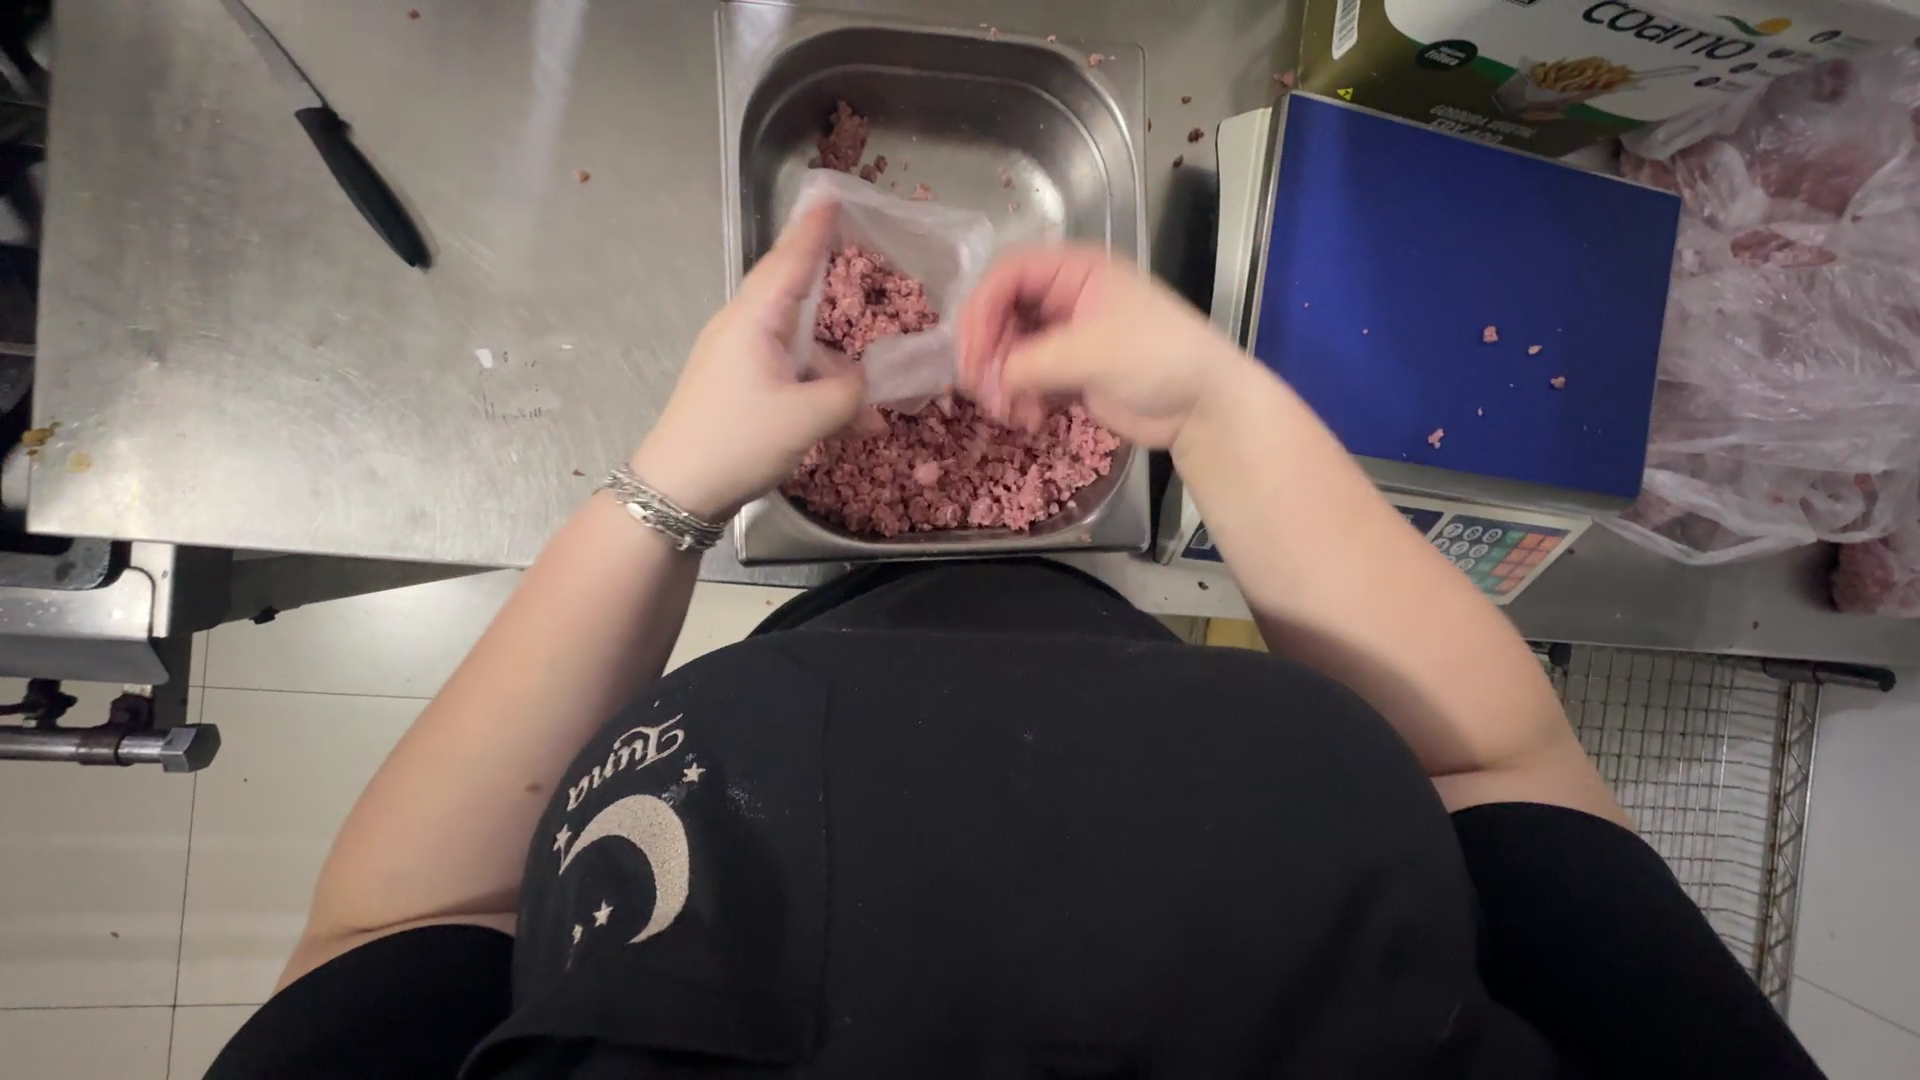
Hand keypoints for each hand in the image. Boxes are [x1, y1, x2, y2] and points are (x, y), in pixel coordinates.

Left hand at [630, 201, 864, 520]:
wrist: (678, 489)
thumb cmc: (738, 441)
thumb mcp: (807, 418)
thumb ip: (850, 394)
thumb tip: (867, 386)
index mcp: (754, 321)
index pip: (790, 262)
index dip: (814, 230)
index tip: (831, 195)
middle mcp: (743, 331)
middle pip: (795, 298)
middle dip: (828, 288)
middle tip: (855, 262)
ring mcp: (739, 361)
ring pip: (800, 350)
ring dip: (835, 376)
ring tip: (868, 414)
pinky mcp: (740, 389)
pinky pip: (790, 377)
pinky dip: (819, 394)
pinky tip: (847, 425)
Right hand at [953, 247, 1253, 449]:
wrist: (1202, 407)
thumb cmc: (1160, 359)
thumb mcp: (1094, 352)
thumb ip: (1033, 361)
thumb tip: (989, 379)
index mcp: (1074, 271)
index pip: (1007, 276)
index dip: (980, 311)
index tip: (970, 354)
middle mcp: (1064, 298)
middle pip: (1000, 315)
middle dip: (988, 355)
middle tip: (984, 392)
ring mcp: (1064, 337)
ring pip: (1008, 352)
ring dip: (1001, 384)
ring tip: (1012, 414)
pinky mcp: (1067, 374)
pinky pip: (1024, 381)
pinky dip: (1019, 401)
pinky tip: (1031, 420)